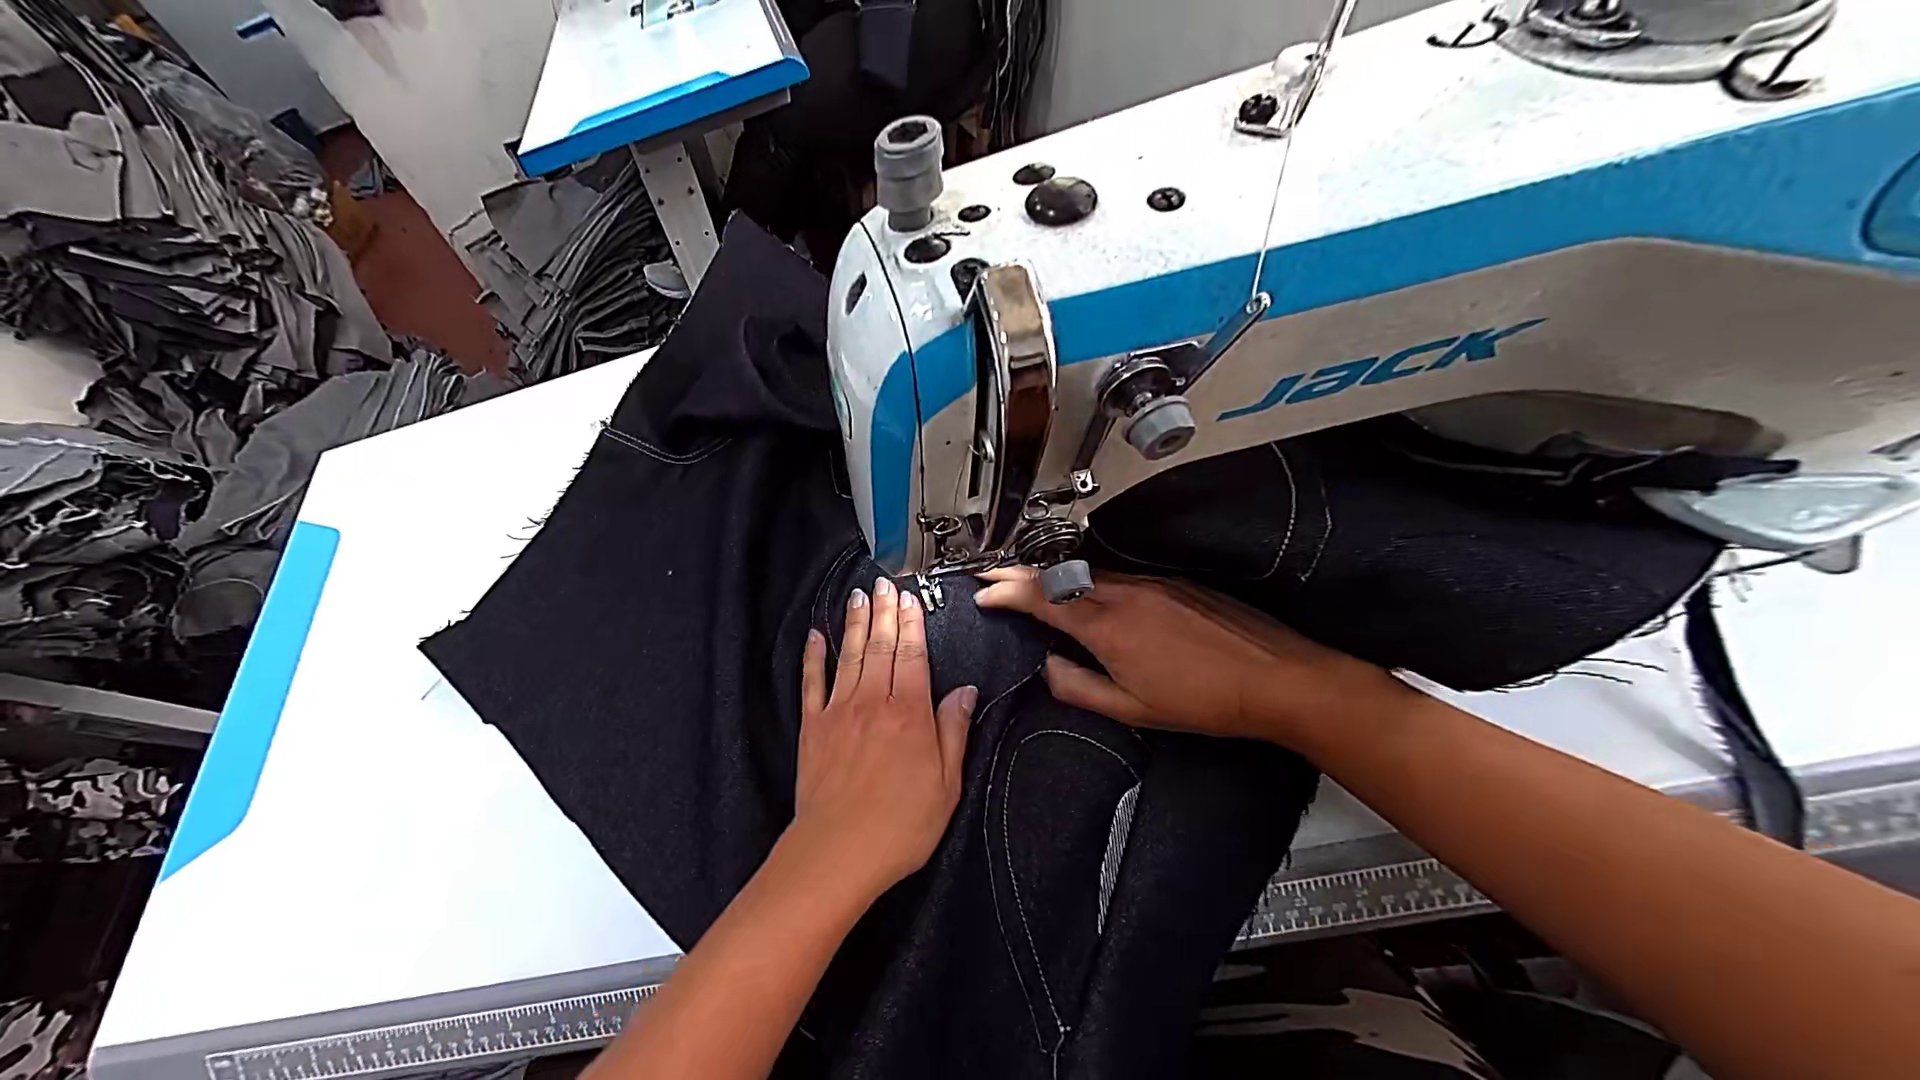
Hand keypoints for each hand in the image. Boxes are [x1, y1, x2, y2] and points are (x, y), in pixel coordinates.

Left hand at [790, 577, 976, 899]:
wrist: (837, 851)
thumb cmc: (898, 826)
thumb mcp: (947, 785)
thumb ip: (954, 732)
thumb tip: (966, 694)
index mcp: (910, 714)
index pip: (913, 655)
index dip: (912, 624)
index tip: (911, 600)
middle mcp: (874, 703)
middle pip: (881, 646)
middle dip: (885, 612)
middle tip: (885, 584)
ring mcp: (839, 711)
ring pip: (849, 655)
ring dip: (855, 623)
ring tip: (859, 596)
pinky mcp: (813, 727)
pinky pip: (812, 682)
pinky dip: (813, 657)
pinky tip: (815, 637)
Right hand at [973, 567, 1409, 750]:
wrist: (1275, 679)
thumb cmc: (1207, 700)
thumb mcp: (1132, 708)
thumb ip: (1079, 688)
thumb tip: (1050, 669)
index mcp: (1107, 626)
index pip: (1041, 599)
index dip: (1006, 593)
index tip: (985, 593)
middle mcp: (1125, 595)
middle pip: (1058, 575)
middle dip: (1018, 573)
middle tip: (993, 572)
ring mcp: (1150, 584)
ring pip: (1087, 573)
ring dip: (1052, 575)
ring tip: (1029, 581)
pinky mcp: (1171, 583)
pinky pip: (1116, 575)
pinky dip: (1087, 579)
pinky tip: (1084, 590)